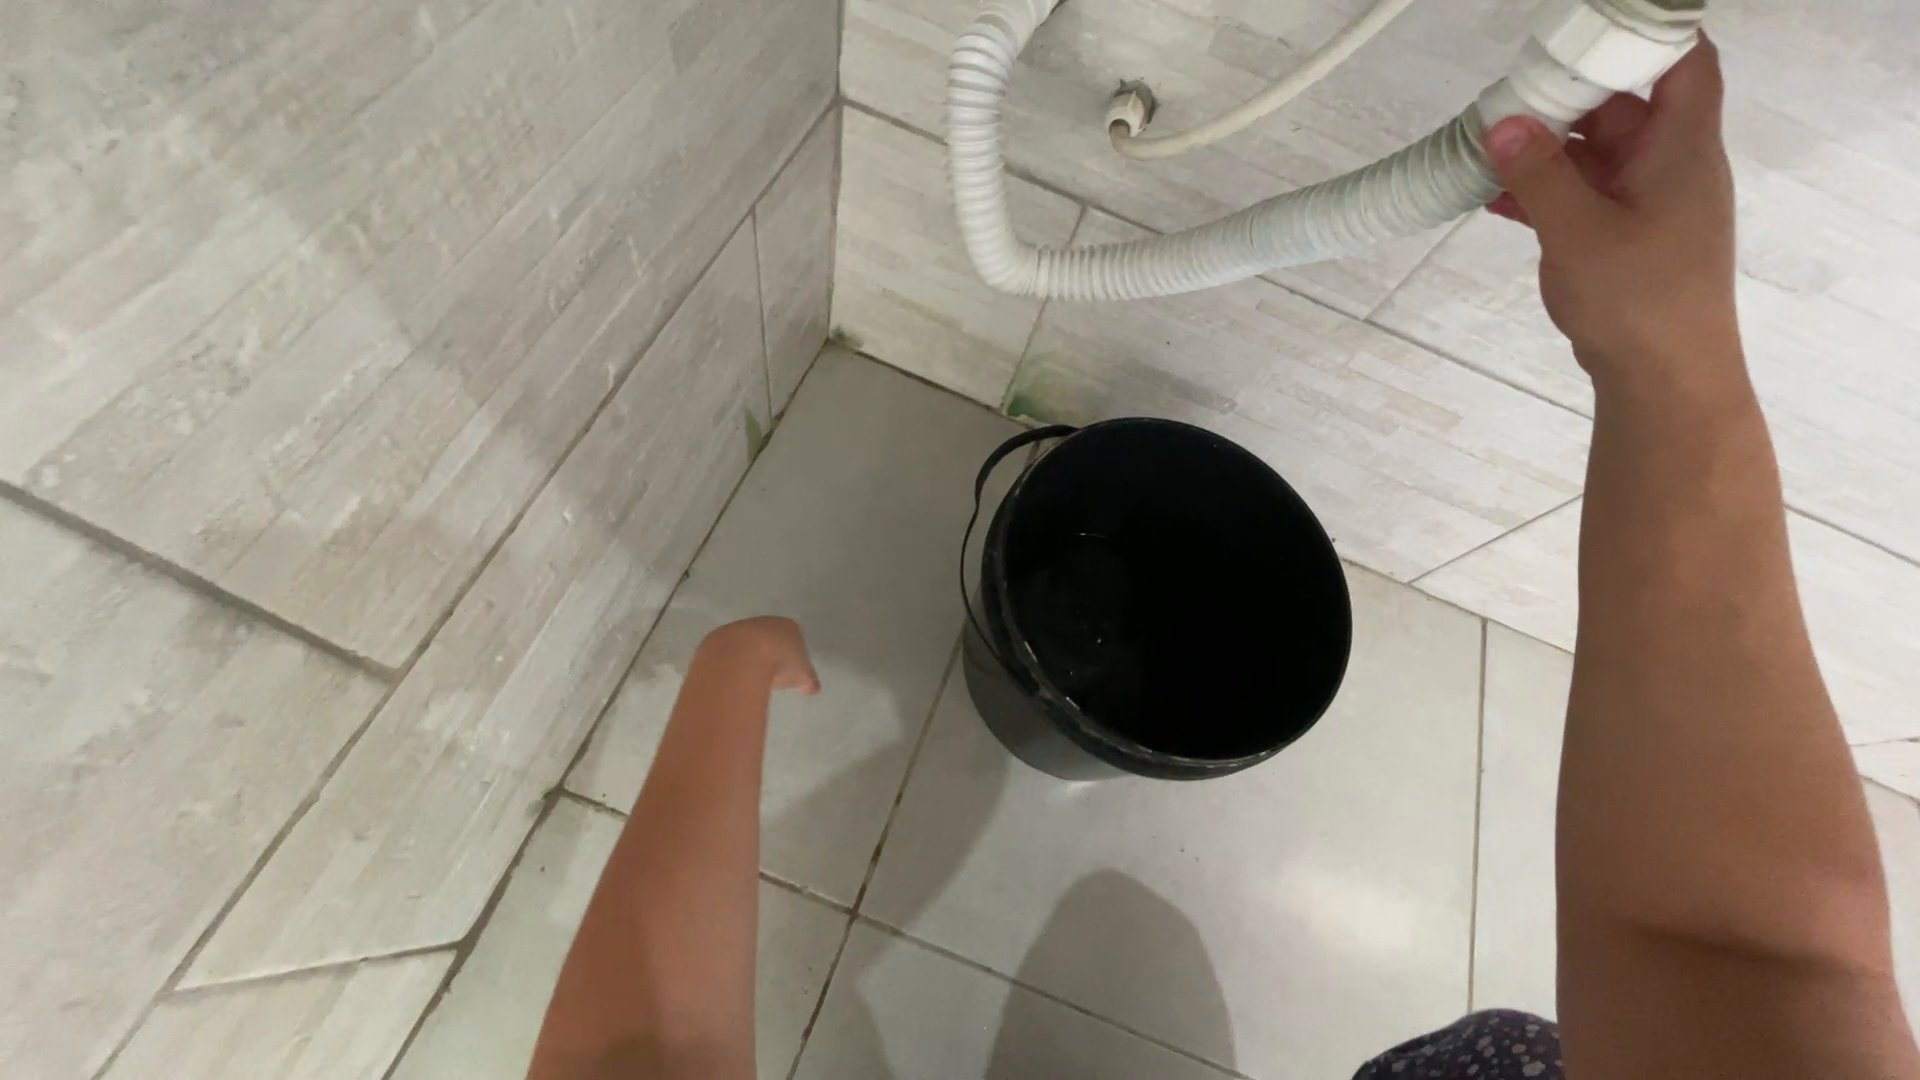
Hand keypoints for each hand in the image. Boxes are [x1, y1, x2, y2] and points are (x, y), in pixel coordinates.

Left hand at [698, 616, 820, 694]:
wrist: (741, 655)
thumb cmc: (779, 662)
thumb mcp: (802, 675)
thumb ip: (809, 680)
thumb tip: (813, 688)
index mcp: (789, 627)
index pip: (795, 636)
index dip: (794, 652)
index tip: (791, 668)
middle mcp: (766, 622)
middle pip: (770, 636)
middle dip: (770, 653)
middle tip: (771, 674)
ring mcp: (741, 627)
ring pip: (748, 642)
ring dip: (749, 657)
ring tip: (750, 678)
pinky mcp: (720, 637)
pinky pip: (728, 651)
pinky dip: (731, 662)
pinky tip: (733, 676)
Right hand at [1484, 39, 1741, 394]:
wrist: (1658, 368)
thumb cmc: (1634, 295)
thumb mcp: (1578, 231)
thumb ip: (1539, 177)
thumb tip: (1502, 125)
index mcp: (1679, 148)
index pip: (1681, 63)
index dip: (1641, 39)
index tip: (1580, 38)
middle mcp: (1665, 166)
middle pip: (1624, 107)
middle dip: (1569, 96)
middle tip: (1509, 95)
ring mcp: (1640, 203)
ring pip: (1592, 156)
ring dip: (1544, 150)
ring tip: (1487, 146)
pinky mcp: (1614, 236)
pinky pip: (1576, 195)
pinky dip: (1538, 190)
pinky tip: (1493, 195)